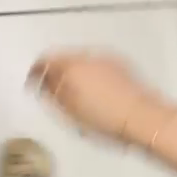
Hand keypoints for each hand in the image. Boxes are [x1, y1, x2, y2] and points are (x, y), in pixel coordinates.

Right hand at [29, 50, 176, 149]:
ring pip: (81, 60)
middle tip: (53, 91)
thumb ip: (52, 94)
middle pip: (63, 58)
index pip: (45, 60)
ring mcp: (105, 57)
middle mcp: (86, 55)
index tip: (32, 84)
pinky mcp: (120, 63)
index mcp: (71, 66)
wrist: (144, 117)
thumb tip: (40, 82)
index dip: (36, 72)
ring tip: (75, 93)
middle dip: (56, 72)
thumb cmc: (104, 120)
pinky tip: (95, 89)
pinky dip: (90, 72)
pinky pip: (96, 63)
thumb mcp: (71, 113)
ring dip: (73, 71)